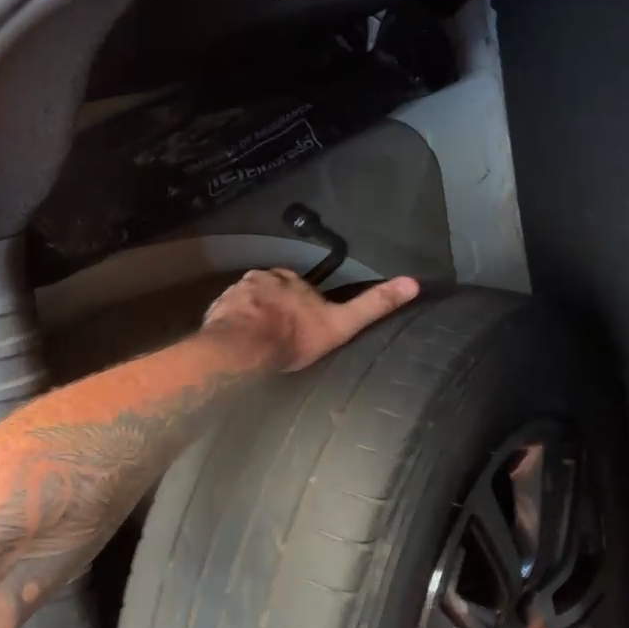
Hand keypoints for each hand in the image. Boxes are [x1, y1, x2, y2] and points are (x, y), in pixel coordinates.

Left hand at [201, 269, 418, 371]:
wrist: (242, 349)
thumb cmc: (294, 337)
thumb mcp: (341, 323)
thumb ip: (373, 304)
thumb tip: (412, 282)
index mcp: (290, 278)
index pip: (299, 286)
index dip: (302, 305)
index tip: (303, 326)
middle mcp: (260, 277)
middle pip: (271, 292)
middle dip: (276, 308)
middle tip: (280, 337)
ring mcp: (235, 292)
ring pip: (248, 303)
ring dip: (253, 317)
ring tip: (259, 344)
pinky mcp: (216, 309)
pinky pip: (228, 314)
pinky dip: (233, 325)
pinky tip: (239, 345)